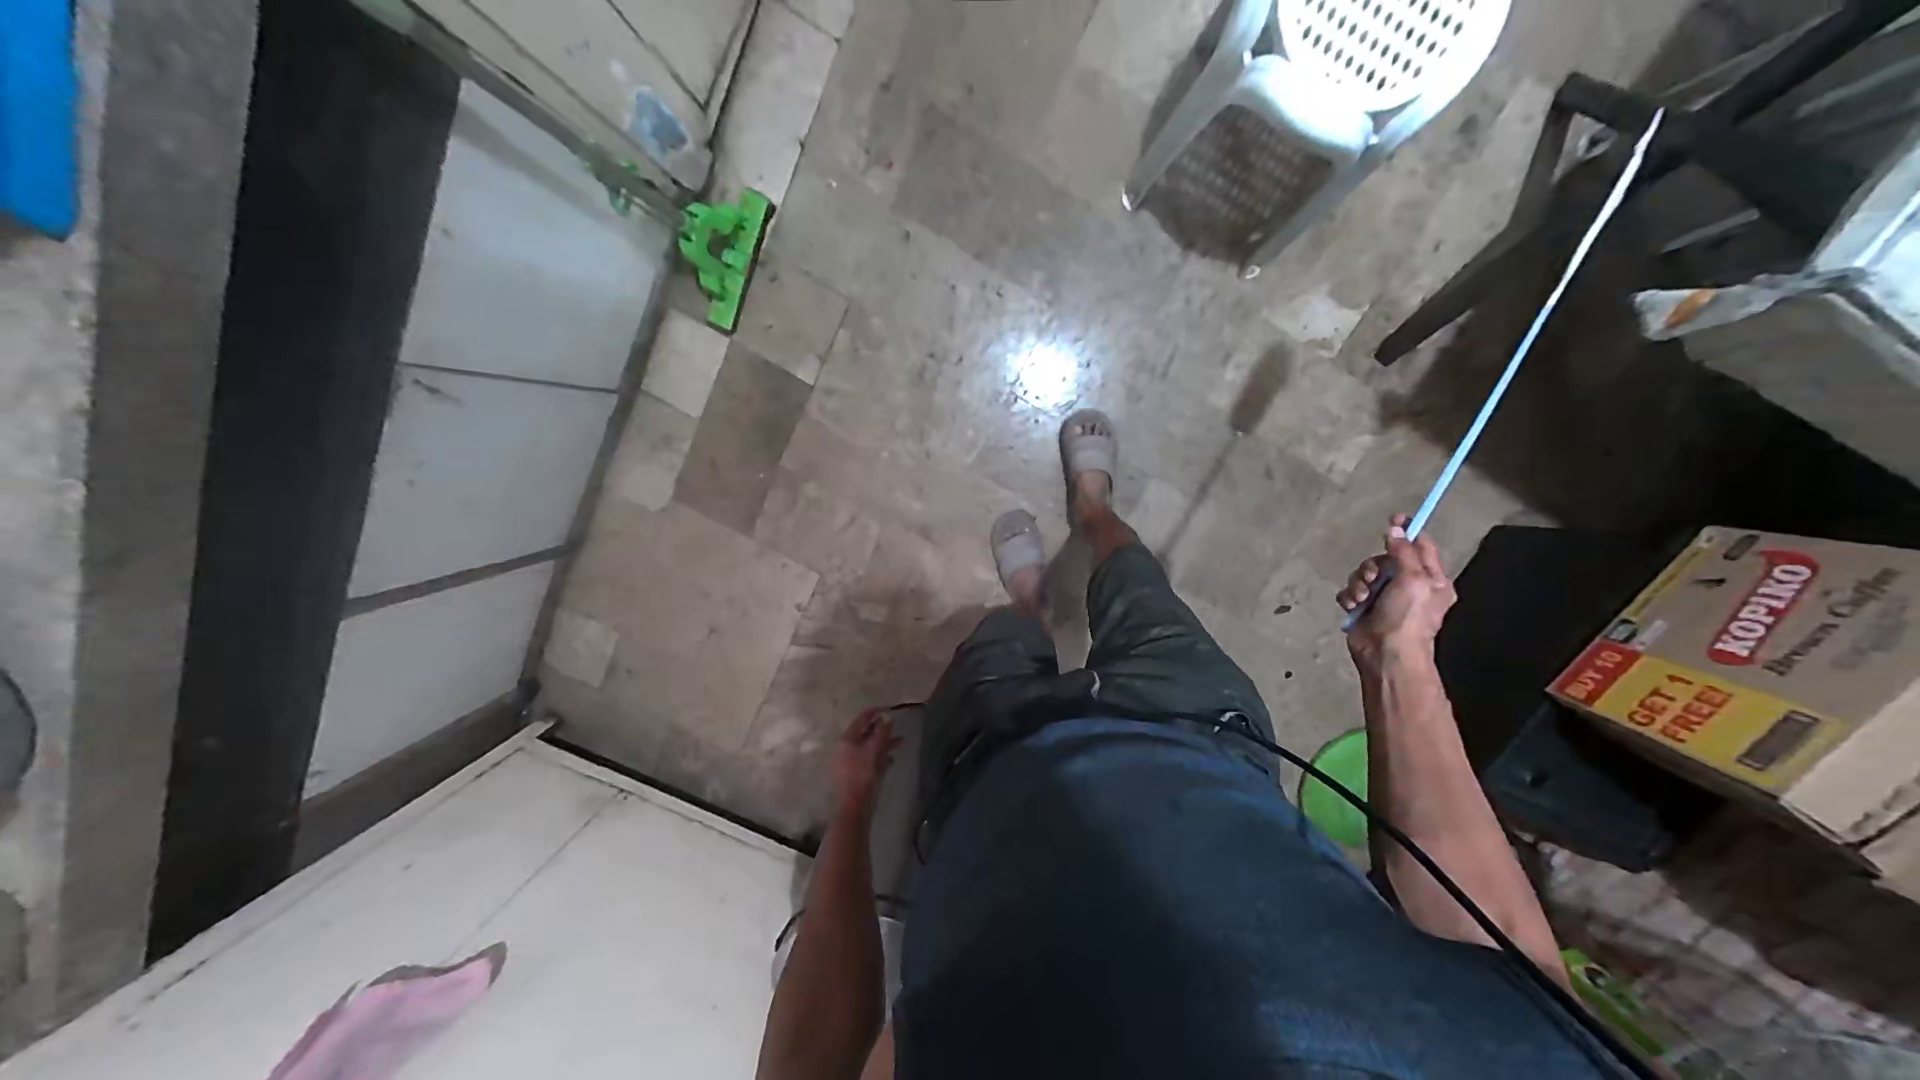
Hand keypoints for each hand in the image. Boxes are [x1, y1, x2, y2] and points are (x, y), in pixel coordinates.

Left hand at [832, 707, 900, 816]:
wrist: (853, 808)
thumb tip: (887, 717)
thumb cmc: (862, 776)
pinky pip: (869, 759)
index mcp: (847, 739)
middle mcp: (845, 748)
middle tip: (896, 724)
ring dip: (884, 743)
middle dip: (881, 728)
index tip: (890, 709)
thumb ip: (882, 733)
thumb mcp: (874, 751)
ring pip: (868, 746)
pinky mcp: (855, 774)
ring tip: (900, 740)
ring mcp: (849, 762)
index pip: (862, 718)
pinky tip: (891, 759)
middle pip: (865, 732)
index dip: (876, 712)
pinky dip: (880, 756)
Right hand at [1338, 514, 1456, 668]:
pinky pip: (1351, 591)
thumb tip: (1395, 528)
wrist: (1386, 653)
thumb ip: (1404, 552)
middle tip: (1373, 577)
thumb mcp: (1414, 579)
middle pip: (1385, 559)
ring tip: (1362, 598)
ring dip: (1359, 582)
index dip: (1408, 531)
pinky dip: (1349, 596)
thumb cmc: (1408, 617)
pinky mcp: (1363, 608)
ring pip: (1364, 574)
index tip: (1395, 519)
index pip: (1421, 546)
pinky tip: (1354, 606)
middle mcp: (1408, 586)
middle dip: (1374, 565)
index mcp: (1430, 579)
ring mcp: (1384, 597)